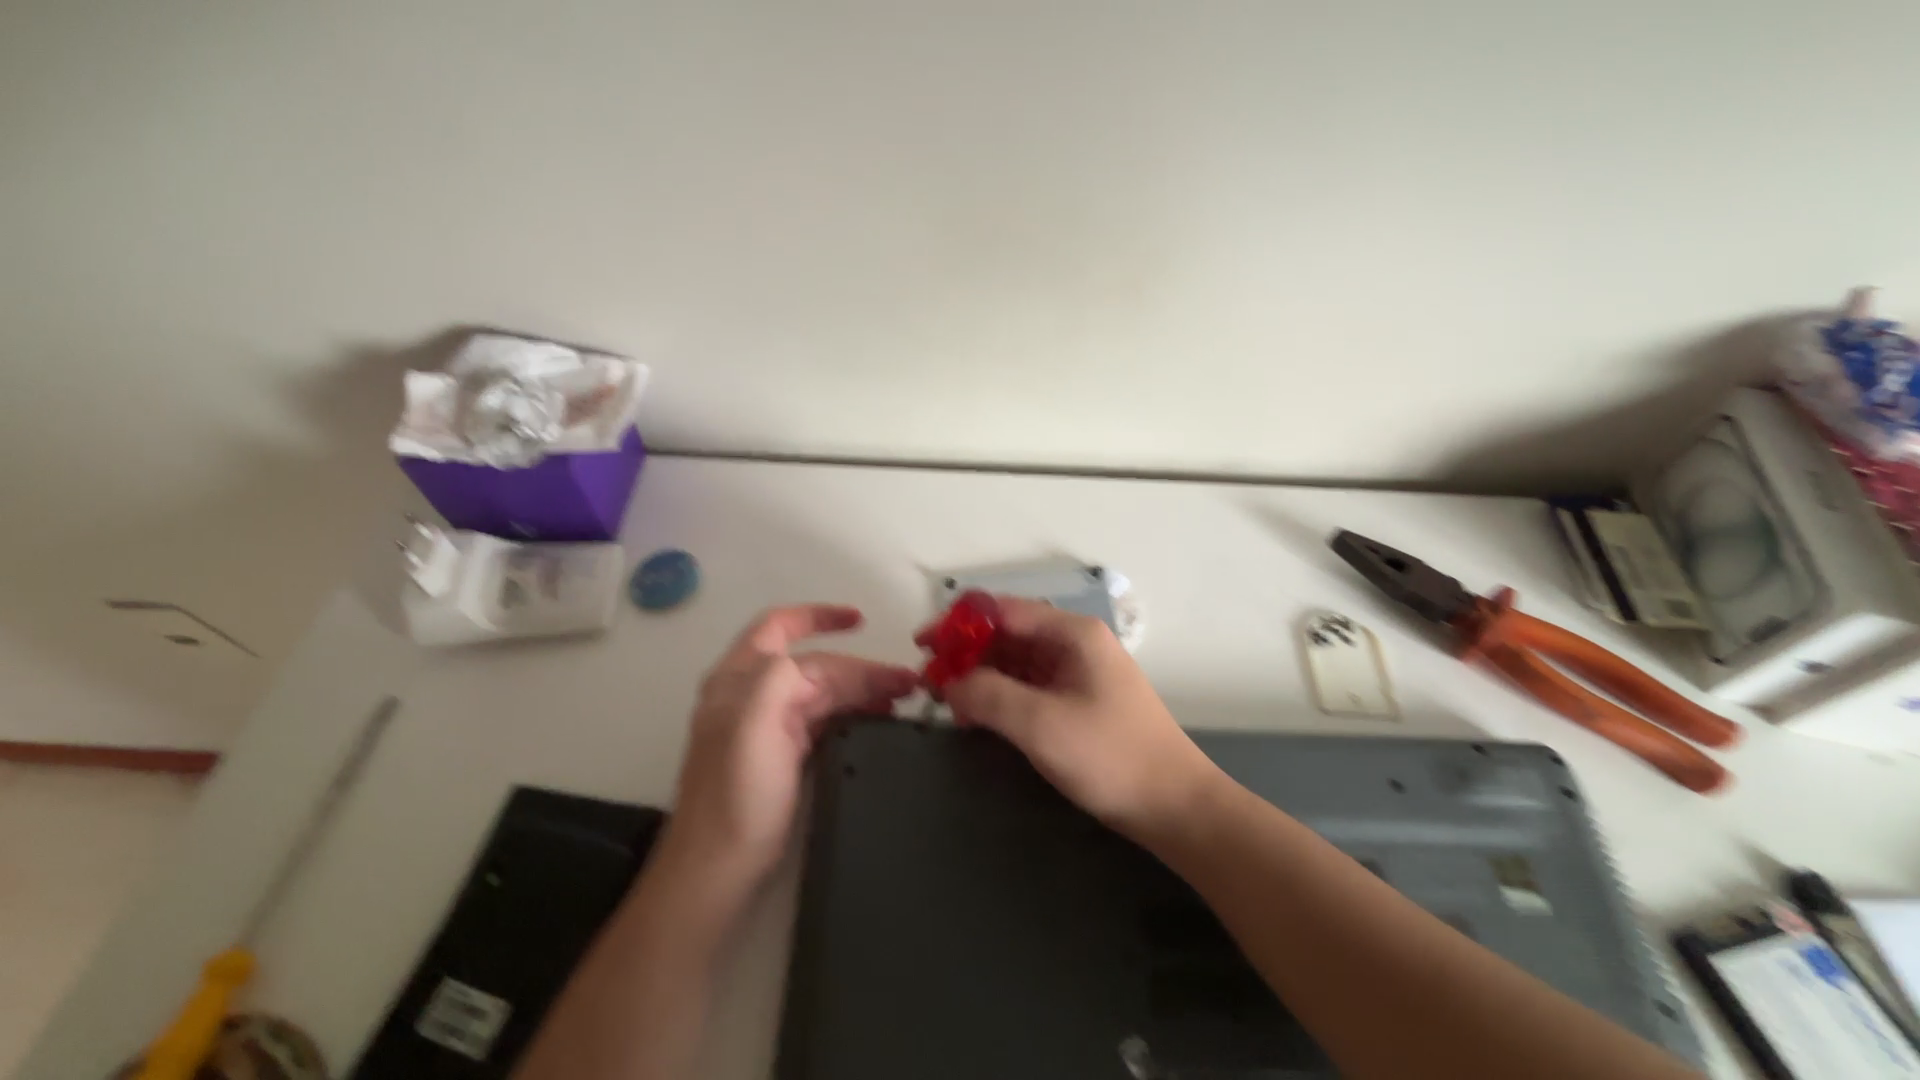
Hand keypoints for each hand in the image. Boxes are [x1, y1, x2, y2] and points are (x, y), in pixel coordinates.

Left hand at [659, 605, 917, 899]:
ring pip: (820, 692)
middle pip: (811, 663)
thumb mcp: (753, 723)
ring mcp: (766, 726)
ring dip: (859, 689)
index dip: (820, 616)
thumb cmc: (736, 795)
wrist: (717, 868)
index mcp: (738, 678)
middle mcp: (750, 694)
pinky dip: (851, 714)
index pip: (782, 628)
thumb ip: (784, 677)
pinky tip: (876, 722)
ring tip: (900, 700)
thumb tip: (826, 668)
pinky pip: (822, 720)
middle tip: (906, 682)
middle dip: (857, 665)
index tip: (863, 620)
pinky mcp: (781, 755)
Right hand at [944, 596, 1221, 839]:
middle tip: (927, 681)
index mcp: (1072, 634)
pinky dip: (1000, 697)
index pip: (1003, 610)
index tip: (921, 645)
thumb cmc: (1110, 757)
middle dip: (966, 653)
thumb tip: (948, 682)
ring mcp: (1078, 675)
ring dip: (980, 677)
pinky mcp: (1078, 704)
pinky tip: (977, 717)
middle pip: (1008, 634)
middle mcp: (1075, 645)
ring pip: (1016, 663)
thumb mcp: (1041, 724)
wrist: (1173, 806)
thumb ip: (988, 694)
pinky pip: (1029, 688)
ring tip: (946, 704)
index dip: (958, 624)